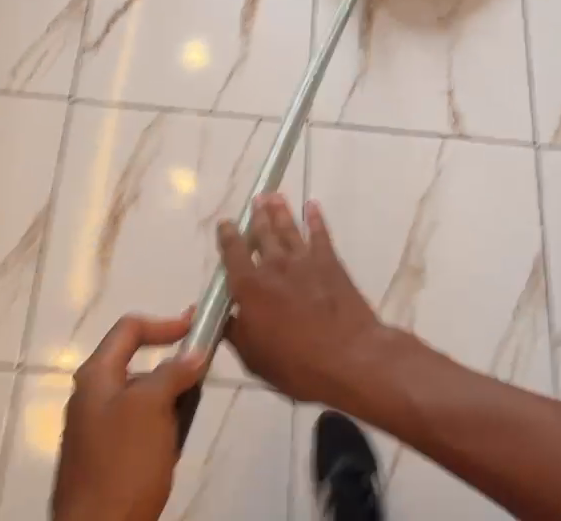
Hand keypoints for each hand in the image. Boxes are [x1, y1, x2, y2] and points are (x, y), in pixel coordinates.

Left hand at [53, 311, 207, 520]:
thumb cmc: (123, 462)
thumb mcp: (152, 407)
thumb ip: (174, 373)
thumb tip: (195, 353)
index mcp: (96, 375)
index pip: (130, 328)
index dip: (165, 323)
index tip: (198, 329)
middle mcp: (91, 396)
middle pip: (136, 362)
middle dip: (170, 367)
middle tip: (199, 377)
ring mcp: (95, 429)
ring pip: (140, 398)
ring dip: (167, 401)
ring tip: (187, 417)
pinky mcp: (105, 458)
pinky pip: (137, 429)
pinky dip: (158, 428)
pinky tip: (171, 448)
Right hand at [218, 195, 393, 409]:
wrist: (348, 357)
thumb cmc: (296, 364)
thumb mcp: (253, 357)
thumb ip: (233, 331)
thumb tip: (212, 316)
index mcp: (250, 287)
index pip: (233, 253)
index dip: (228, 236)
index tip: (226, 223)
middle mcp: (274, 266)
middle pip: (263, 233)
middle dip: (258, 215)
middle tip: (256, 199)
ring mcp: (304, 260)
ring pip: (288, 228)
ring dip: (281, 211)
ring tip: (275, 195)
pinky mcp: (330, 262)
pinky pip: (320, 234)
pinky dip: (316, 218)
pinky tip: (313, 206)